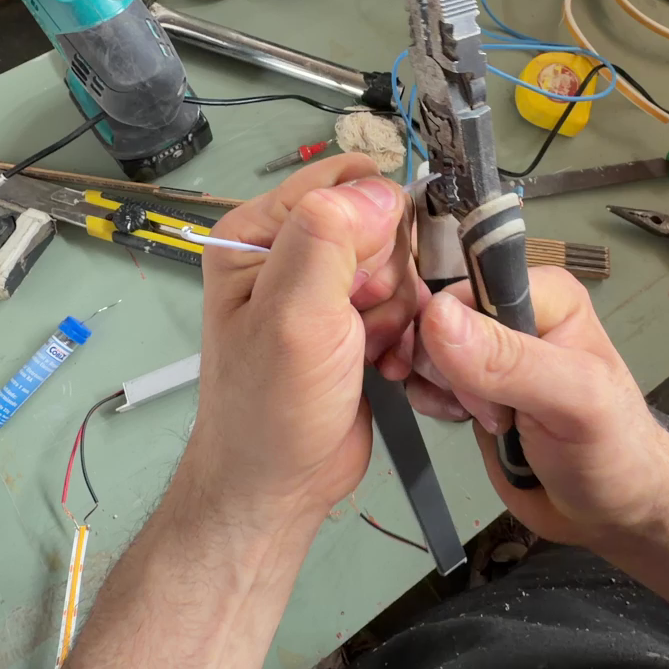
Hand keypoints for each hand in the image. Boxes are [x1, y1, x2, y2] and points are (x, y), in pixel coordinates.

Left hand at [186, 155, 414, 525]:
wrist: (279, 484)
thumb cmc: (273, 402)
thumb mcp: (294, 313)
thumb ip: (329, 238)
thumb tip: (380, 187)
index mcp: (262, 230)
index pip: (344, 183)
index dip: (373, 222)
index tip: (369, 274)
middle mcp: (294, 248)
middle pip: (380, 222)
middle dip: (387, 273)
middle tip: (361, 319)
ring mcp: (328, 285)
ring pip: (401, 261)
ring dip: (399, 307)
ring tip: (369, 348)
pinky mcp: (355, 317)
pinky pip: (406, 297)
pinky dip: (404, 328)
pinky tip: (383, 360)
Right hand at [415, 269, 668, 549]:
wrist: (612, 509)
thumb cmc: (610, 450)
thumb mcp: (571, 399)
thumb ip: (506, 359)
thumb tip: (435, 314)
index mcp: (541, 292)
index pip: (462, 286)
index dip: (447, 328)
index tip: (469, 377)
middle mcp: (511, 309)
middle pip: (435, 317)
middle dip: (449, 368)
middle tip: (496, 407)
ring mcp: (486, 348)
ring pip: (423, 348)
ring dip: (442, 388)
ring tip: (491, 418)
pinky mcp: (469, 383)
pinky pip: (422, 377)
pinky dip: (432, 403)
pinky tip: (465, 421)